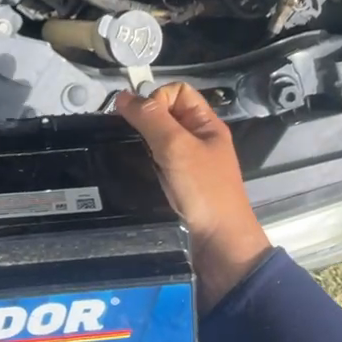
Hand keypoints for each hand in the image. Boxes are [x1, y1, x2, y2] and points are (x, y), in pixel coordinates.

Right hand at [115, 83, 270, 311]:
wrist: (218, 248)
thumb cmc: (204, 192)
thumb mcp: (177, 148)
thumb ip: (151, 119)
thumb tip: (122, 97)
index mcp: (206, 125)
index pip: (177, 93)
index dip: (157, 98)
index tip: (142, 120)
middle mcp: (196, 142)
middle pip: (163, 116)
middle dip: (142, 121)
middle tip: (125, 137)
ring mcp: (185, 166)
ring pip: (155, 142)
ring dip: (138, 145)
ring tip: (123, 154)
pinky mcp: (174, 188)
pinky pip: (152, 165)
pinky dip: (139, 165)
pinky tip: (128, 173)